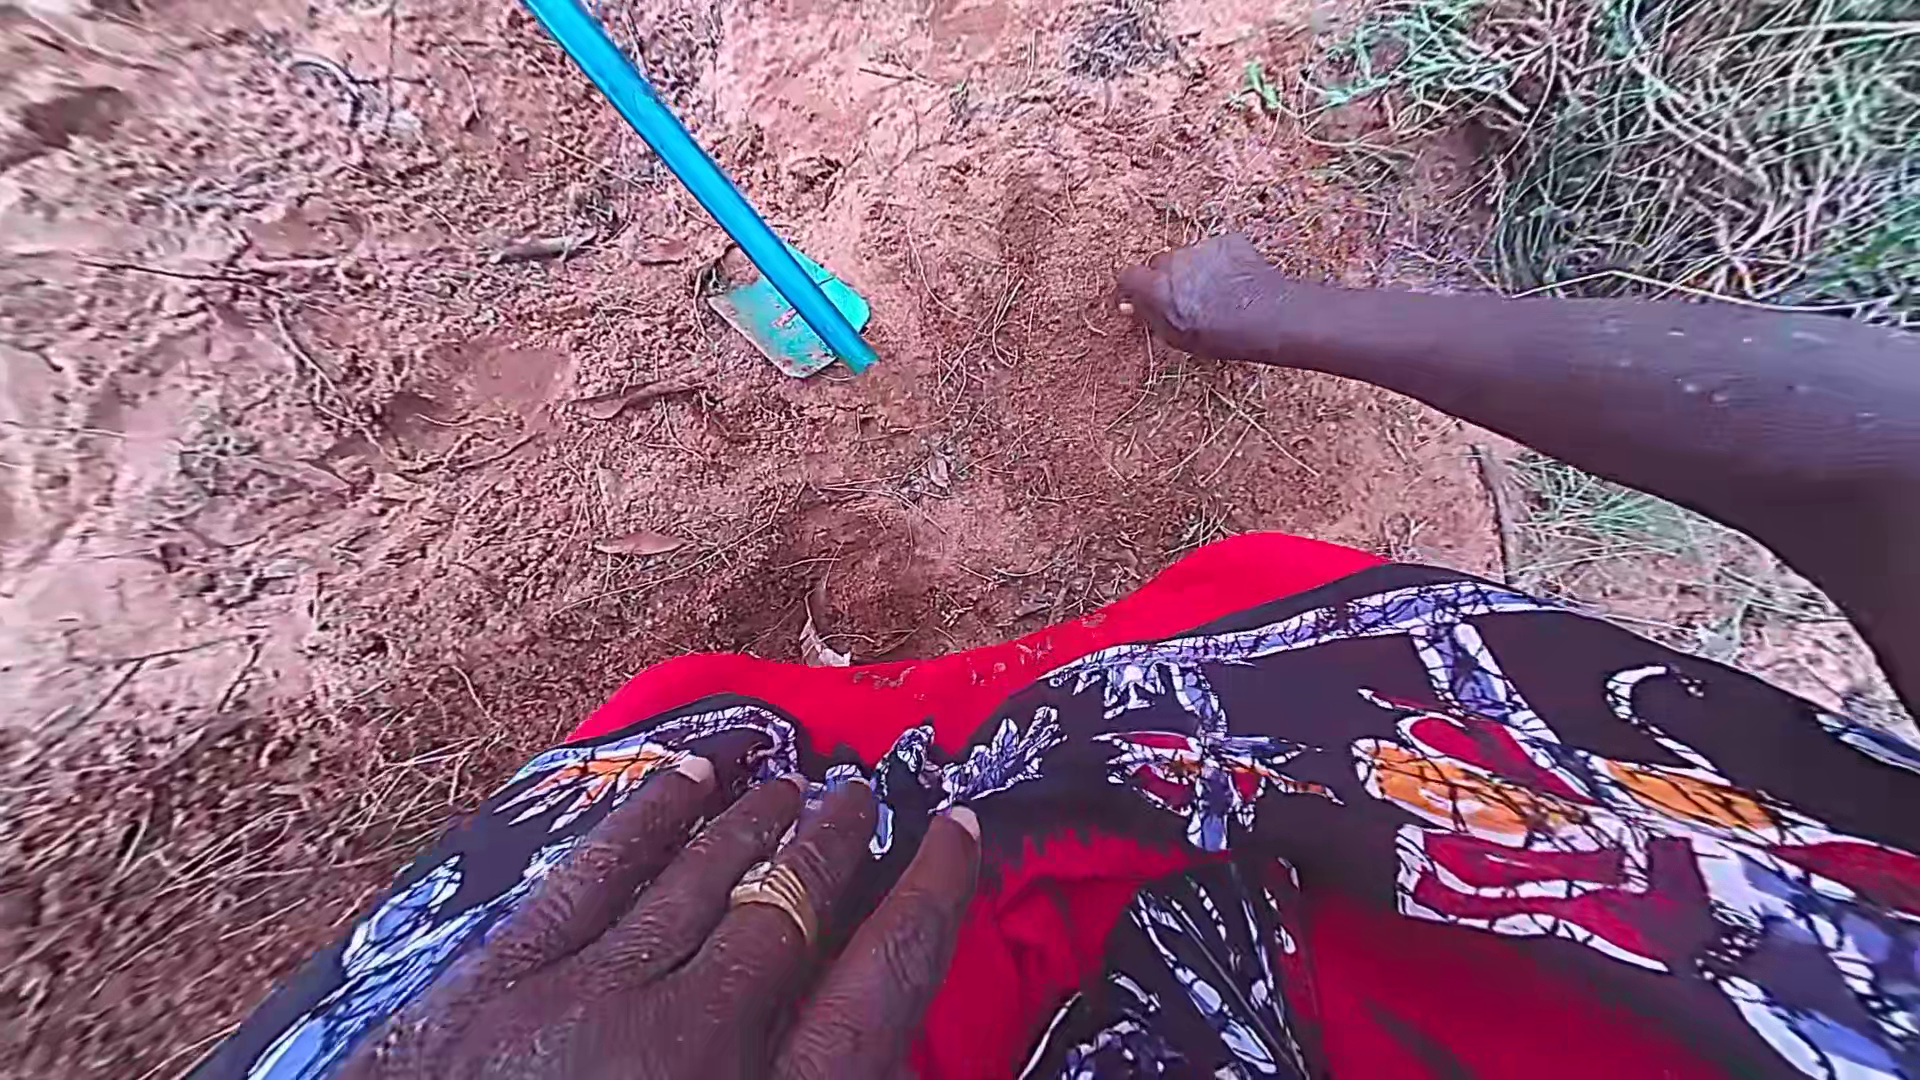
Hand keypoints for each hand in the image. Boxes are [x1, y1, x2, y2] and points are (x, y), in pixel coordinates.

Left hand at [339, 753, 979, 1079]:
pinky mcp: (484, 997)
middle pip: (792, 908)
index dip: (934, 892)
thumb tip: (889, 1040)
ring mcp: (577, 1017)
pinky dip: (655, 816)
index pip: (887, 980)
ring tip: (793, 783)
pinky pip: (594, 875)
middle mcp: (685, 1055)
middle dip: (834, 840)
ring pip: (703, 876)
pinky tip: (694, 772)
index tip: (958, 827)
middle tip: (858, 792)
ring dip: (758, 821)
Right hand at [1117, 233, 1287, 358]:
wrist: (1264, 317)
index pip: (1127, 277)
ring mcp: (1201, 248)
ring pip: (1185, 256)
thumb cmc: (1217, 335)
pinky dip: (1213, 263)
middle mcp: (1174, 260)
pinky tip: (1226, 282)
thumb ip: (1148, 316)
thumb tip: (1129, 305)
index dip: (1129, 288)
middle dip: (1161, 279)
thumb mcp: (1173, 336)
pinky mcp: (1227, 240)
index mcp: (1156, 286)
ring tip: (1206, 293)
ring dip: (1188, 270)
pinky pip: (1211, 251)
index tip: (1133, 299)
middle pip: (1157, 264)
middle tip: (1175, 300)